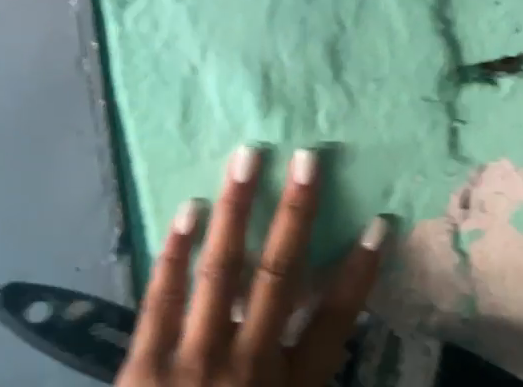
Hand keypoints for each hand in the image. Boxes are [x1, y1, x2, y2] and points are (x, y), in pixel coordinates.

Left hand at [117, 146, 390, 386]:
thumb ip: (313, 377)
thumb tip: (340, 339)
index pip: (337, 321)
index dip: (360, 270)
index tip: (379, 222)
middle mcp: (250, 364)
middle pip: (281, 276)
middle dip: (296, 214)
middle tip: (309, 158)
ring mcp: (195, 360)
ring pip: (223, 272)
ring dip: (237, 211)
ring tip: (248, 157)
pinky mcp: (143, 367)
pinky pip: (161, 299)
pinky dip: (175, 253)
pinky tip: (186, 211)